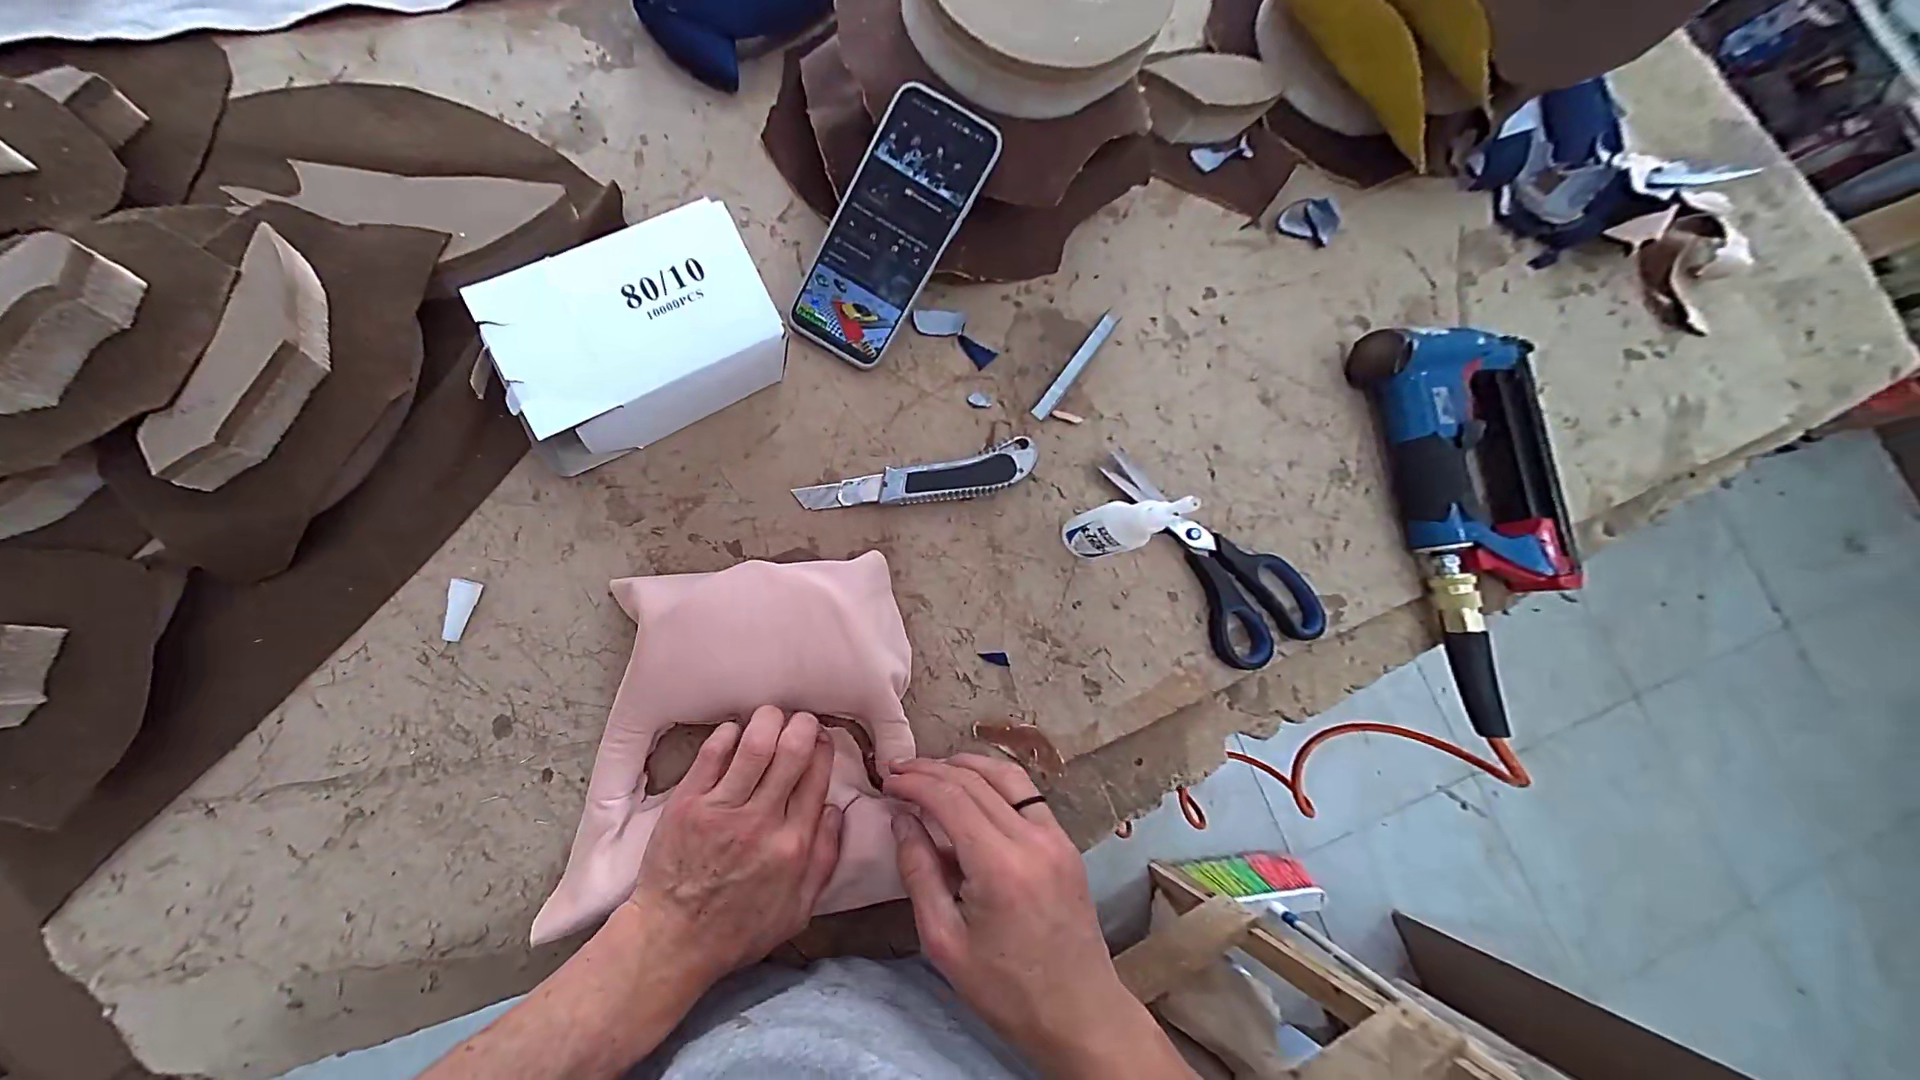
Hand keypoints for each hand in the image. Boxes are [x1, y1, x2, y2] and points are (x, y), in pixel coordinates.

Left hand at [624, 706, 842, 985]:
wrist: (671, 943)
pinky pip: (711, 755)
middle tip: (800, 719)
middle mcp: (762, 822)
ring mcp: (722, 811)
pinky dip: (728, 733)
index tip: (820, 737)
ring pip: (755, 745)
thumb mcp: (799, 908)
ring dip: (768, 720)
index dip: (822, 747)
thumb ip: (825, 858)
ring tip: (771, 715)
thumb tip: (835, 810)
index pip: (817, 775)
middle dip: (802, 724)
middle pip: (792, 752)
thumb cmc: (737, 929)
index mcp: (793, 844)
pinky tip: (735, 729)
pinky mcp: (687, 805)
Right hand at [885, 755, 1192, 1077]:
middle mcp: (1033, 839)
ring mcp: (1056, 836)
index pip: (950, 799)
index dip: (915, 782)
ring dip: (965, 764)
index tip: (888, 780)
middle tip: (900, 770)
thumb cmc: (1007, 991)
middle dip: (932, 769)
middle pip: (975, 780)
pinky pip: (1027, 794)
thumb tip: (902, 819)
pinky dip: (994, 780)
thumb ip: (919, 872)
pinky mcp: (1066, 841)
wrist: (1080, 1014)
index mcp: (1001, 867)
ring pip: (1005, 775)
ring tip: (931, 768)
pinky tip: (973, 787)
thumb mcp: (945, 943)